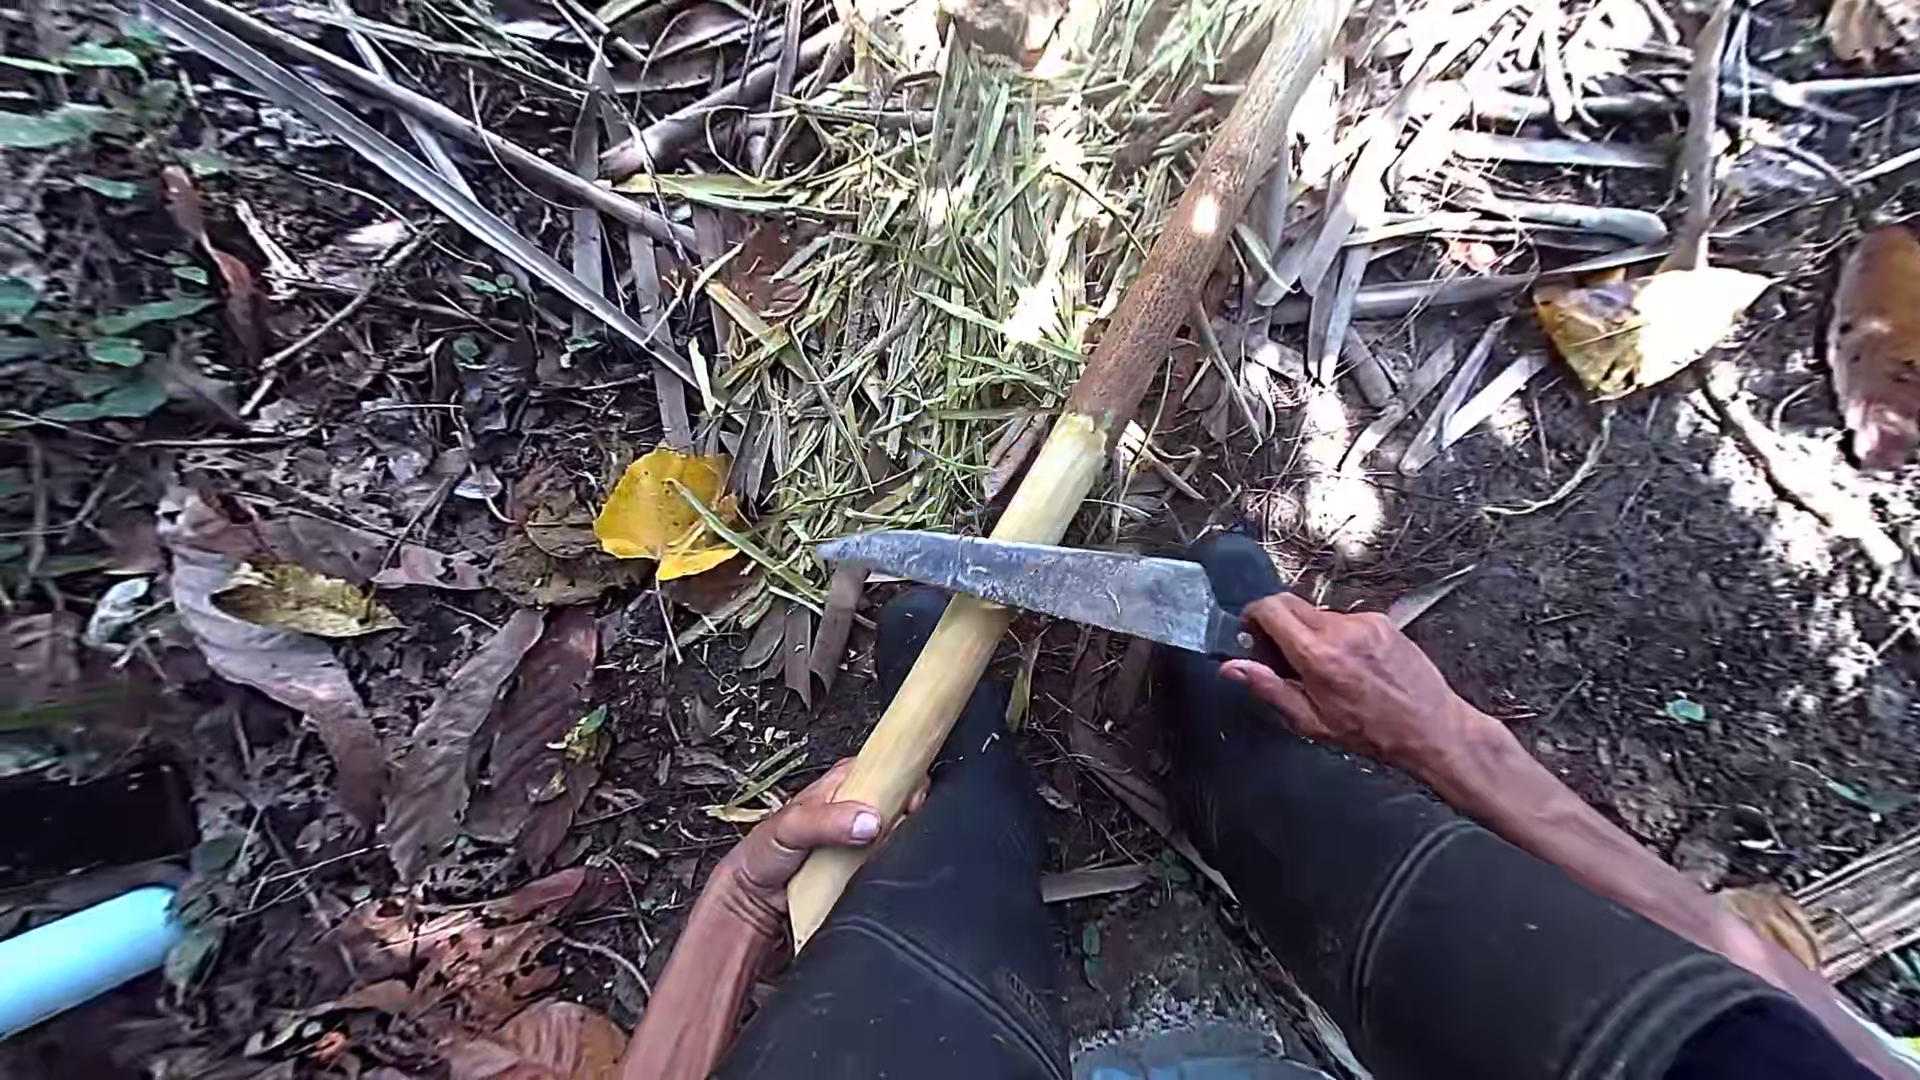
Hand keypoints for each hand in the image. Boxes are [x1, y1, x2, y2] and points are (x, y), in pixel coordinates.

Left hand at [707, 759, 920, 938]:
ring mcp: (864, 836)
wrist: (753, 901)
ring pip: (897, 833)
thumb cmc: (766, 850)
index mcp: (847, 780)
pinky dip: (890, 866)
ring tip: (884, 853)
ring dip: (898, 844)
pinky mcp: (865, 866)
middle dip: (906, 815)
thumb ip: (826, 820)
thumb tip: (870, 820)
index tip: (913, 797)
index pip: (888, 767)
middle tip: (896, 830)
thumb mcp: (790, 825)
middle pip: (899, 801)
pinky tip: (883, 871)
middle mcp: (859, 804)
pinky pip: (888, 862)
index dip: (905, 779)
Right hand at [1219, 593, 1490, 768]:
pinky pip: (1342, 618)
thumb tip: (1233, 668)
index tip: (1250, 629)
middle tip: (1278, 651)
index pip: (1270, 608)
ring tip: (1321, 665)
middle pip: (1288, 603)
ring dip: (1306, 631)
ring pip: (1314, 612)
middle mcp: (1342, 631)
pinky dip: (1334, 634)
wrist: (1435, 730)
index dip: (1252, 615)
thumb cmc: (1376, 732)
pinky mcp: (1381, 622)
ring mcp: (1365, 623)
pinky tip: (1347, 661)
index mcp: (1319, 656)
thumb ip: (1268, 688)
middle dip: (1275, 621)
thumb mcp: (1311, 721)